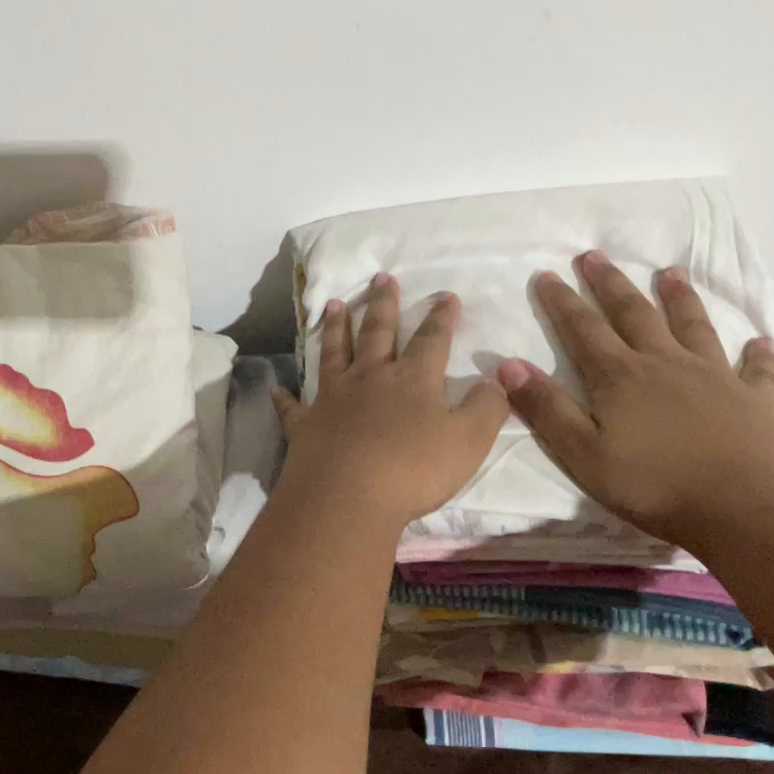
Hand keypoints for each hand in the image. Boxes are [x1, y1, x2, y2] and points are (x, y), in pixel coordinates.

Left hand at [272, 273, 511, 529]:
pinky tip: (277, 388)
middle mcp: (370, 378)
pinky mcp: (305, 425)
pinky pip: (293, 407)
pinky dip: (285, 398)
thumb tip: (496, 381)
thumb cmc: (413, 469)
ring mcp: (332, 398)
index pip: (431, 340)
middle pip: (377, 333)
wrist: (347, 496)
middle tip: (382, 277)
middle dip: (382, 304)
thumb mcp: (467, 441)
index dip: (441, 318)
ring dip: (335, 328)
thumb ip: (485, 409)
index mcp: (412, 380)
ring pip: (334, 353)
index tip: (446, 296)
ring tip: (334, 304)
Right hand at [497, 250, 773, 546]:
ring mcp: (715, 378)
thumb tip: (508, 365)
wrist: (746, 512)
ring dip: (680, 298)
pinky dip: (758, 354)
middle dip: (610, 284)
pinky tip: (761, 341)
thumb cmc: (655, 486)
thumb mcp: (582, 453)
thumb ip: (546, 408)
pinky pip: (757, 370)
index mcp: (620, 377)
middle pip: (633, 314)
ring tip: (670, 272)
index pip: (583, 328)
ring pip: (693, 327)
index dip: (562, 301)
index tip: (546, 274)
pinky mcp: (755, 401)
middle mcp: (665, 364)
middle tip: (594, 255)